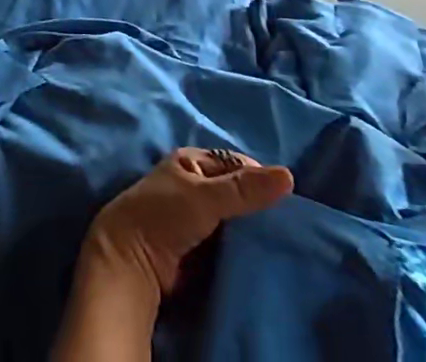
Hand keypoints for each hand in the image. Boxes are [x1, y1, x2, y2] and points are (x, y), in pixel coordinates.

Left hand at [80, 148, 293, 296]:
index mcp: (190, 162)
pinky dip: (246, 246)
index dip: (259, 177)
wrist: (131, 261)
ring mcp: (198, 217)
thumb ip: (244, 189)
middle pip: (237, 192)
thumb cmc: (162, 215)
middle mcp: (195, 185)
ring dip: (255, 228)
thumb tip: (289, 175)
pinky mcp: (201, 245)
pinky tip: (267, 254)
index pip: (235, 164)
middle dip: (260, 205)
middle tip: (294, 223)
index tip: (289, 197)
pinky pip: (231, 241)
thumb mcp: (204, 197)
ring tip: (288, 240)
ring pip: (237, 219)